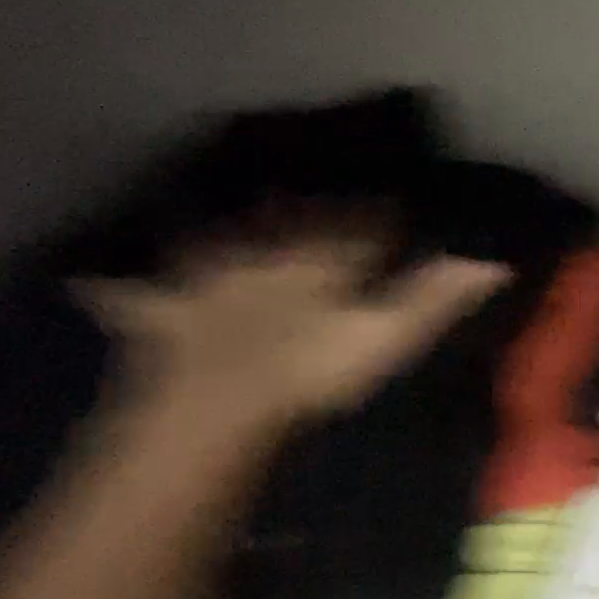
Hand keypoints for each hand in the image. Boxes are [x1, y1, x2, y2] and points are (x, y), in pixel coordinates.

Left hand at [77, 234, 509, 428]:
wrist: (215, 406)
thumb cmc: (315, 370)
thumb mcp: (391, 334)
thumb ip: (437, 297)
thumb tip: (496, 262)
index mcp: (323, 263)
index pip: (358, 228)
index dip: (378, 214)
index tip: (395, 199)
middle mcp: (265, 259)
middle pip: (287, 225)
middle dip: (304, 207)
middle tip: (312, 192)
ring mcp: (210, 284)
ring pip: (221, 245)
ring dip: (229, 231)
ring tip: (228, 217)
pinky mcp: (166, 318)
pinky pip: (142, 299)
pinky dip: (124, 291)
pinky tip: (102, 285)